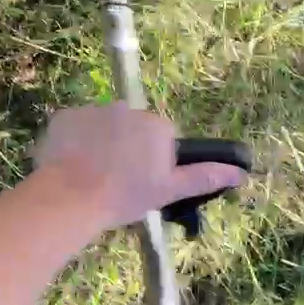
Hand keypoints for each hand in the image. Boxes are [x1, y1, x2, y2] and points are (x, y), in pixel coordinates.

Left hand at [31, 104, 246, 231]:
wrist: (72, 195)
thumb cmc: (125, 195)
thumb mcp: (169, 190)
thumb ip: (203, 176)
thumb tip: (239, 172)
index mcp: (155, 125)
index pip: (160, 136)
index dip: (153, 158)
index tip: (142, 178)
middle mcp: (126, 108)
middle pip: (131, 126)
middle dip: (127, 145)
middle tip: (117, 176)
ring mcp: (92, 109)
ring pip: (102, 124)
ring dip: (100, 140)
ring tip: (92, 171)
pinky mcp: (64, 115)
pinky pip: (75, 125)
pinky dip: (74, 139)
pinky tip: (72, 161)